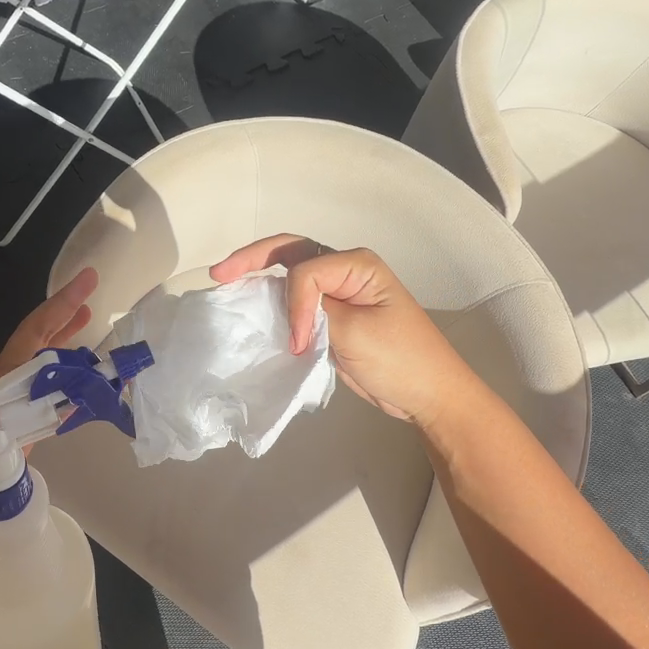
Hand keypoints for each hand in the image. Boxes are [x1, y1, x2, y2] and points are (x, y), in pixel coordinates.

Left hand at [0, 267, 98, 555]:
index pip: (26, 346)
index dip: (56, 314)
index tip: (83, 287)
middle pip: (36, 353)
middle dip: (65, 323)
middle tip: (92, 291)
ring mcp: (1, 419)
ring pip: (42, 383)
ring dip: (69, 363)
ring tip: (99, 346)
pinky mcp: (7, 442)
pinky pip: (39, 415)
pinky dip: (62, 402)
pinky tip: (80, 395)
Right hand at [210, 236, 472, 426]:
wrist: (429, 395)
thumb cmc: (400, 360)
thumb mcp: (355, 332)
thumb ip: (315, 311)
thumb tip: (284, 310)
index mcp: (357, 264)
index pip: (305, 272)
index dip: (293, 304)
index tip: (299, 343)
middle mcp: (345, 269)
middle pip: (290, 252)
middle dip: (252, 259)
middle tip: (218, 274)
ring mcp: (338, 291)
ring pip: (289, 273)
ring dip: (260, 277)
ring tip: (227, 284)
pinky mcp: (332, 315)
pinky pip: (296, 299)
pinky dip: (273, 301)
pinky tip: (252, 306)